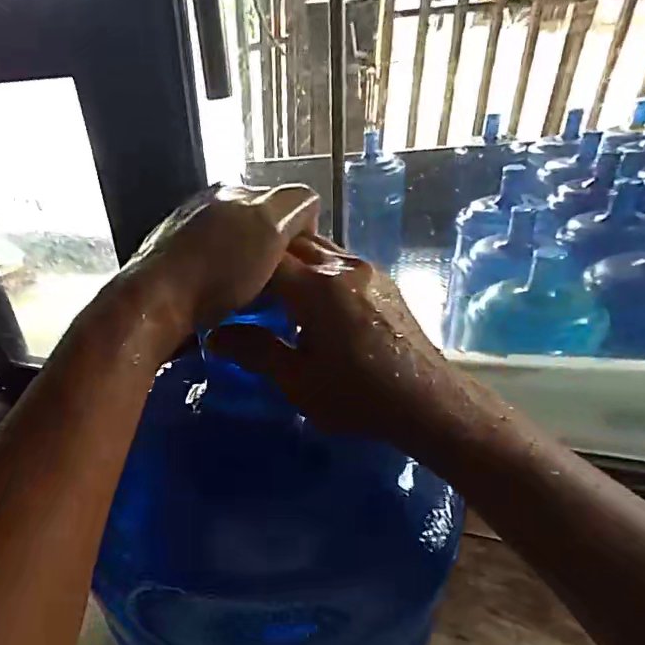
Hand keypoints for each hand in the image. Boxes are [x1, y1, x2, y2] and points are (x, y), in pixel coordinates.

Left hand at [120, 184, 318, 335]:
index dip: (299, 234)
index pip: (284, 204)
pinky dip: (220, 288)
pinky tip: (222, 307)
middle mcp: (205, 207)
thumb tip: (306, 210)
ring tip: (252, 302)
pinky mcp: (167, 269)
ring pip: (232, 252)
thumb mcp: (269, 228)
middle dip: (272, 255)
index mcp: (231, 192)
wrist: (154, 307)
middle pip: (256, 229)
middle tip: (281, 287)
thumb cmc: (216, 269)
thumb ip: (295, 206)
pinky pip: (208, 274)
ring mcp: (182, 237)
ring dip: (246, 273)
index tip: (303, 266)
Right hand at [206, 234, 505, 461]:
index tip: (222, 287)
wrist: (428, 403)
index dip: (239, 267)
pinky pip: (341, 262)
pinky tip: (314, 303)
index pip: (264, 257)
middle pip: (293, 241)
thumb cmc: (358, 396)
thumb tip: (216, 337)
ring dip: (294, 261)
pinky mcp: (385, 283)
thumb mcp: (298, 381)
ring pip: (320, 248)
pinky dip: (318, 271)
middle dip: (264, 257)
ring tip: (275, 290)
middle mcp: (342, 266)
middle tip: (243, 283)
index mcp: (316, 287)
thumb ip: (256, 352)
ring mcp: (368, 270)